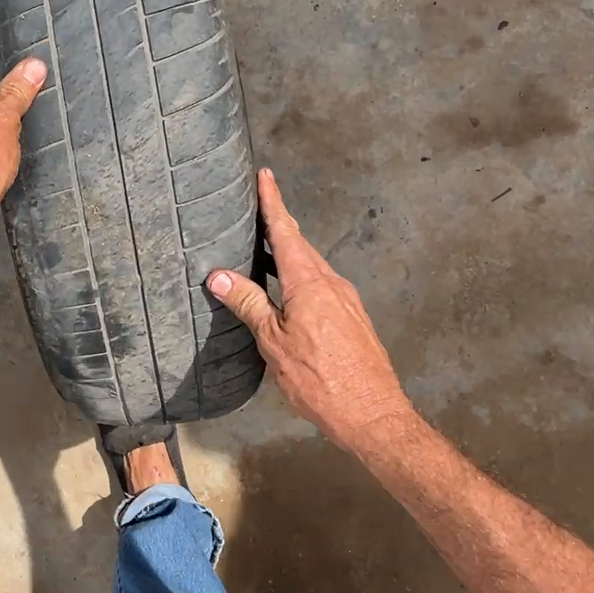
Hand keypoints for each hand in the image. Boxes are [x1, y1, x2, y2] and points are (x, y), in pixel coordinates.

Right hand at [209, 169, 415, 452]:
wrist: (375, 417)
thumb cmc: (320, 380)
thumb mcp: (274, 342)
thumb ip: (248, 304)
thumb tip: (218, 275)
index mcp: (309, 282)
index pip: (285, 231)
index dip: (273, 202)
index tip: (265, 175)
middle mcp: (331, 283)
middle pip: (299, 245)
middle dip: (278, 224)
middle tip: (257, 207)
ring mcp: (346, 301)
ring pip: (311, 266)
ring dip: (288, 253)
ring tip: (265, 248)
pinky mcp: (352, 319)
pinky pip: (321, 285)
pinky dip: (299, 276)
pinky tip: (287, 291)